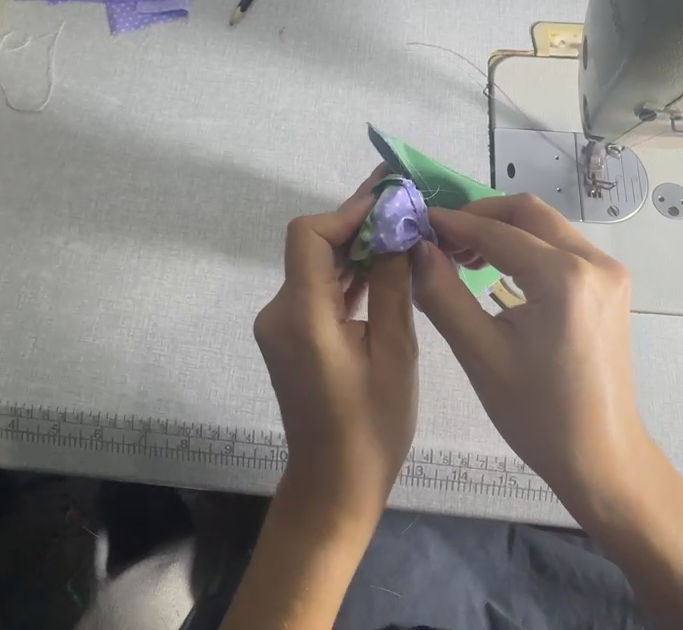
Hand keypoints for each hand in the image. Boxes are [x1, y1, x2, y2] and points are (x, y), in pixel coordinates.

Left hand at [253, 176, 418, 525]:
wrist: (334, 484)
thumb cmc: (372, 427)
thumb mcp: (395, 352)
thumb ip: (392, 285)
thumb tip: (401, 231)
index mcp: (302, 316)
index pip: (308, 236)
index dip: (346, 212)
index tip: (388, 202)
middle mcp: (281, 312)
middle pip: (312, 245)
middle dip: (357, 222)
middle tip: (402, 199)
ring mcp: (282, 323)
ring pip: (317, 265)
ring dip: (355, 245)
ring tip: (401, 223)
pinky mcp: (292, 333)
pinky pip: (318, 289)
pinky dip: (348, 273)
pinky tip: (384, 261)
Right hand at [412, 194, 649, 524]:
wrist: (601, 459)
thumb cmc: (538, 414)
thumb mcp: (479, 353)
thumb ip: (442, 292)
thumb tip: (417, 247)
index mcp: (564, 277)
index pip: (496, 230)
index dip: (452, 223)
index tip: (415, 222)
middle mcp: (595, 262)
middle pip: (527, 211)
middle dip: (479, 216)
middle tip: (440, 239)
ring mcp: (609, 272)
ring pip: (545, 224)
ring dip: (502, 228)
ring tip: (462, 255)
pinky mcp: (610, 285)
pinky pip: (560, 245)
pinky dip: (524, 245)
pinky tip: (495, 269)